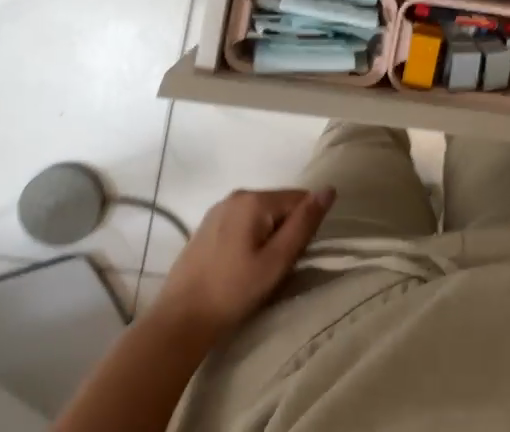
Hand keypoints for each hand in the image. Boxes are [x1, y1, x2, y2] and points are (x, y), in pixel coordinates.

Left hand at [151, 187, 333, 341]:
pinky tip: (239, 267)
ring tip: (257, 270)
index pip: (299, 199)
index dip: (303, 228)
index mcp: (253, 199)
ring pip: (260, 216)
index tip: (292, 257)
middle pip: (279, 206)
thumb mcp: (277, 260)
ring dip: (267, 237)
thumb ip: (304, 223)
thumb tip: (329, 189)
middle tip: (275, 267)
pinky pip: (242, 224)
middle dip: (285, 231)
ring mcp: (217, 210)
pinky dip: (249, 240)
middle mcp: (235, 195)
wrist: (180, 320)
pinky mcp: (206, 226)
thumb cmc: (233, 291)